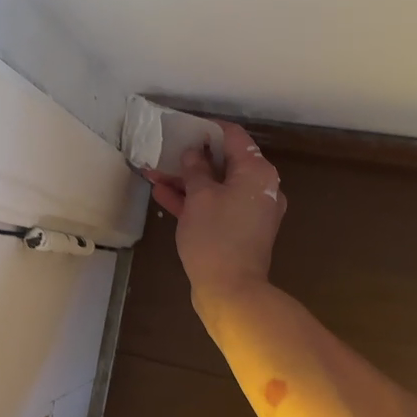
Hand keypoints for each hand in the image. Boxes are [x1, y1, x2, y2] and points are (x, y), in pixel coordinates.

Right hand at [142, 121, 285, 311]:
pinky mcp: (239, 231)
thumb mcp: (199, 198)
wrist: (230, 289)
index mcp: (257, 172)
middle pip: (225, 162)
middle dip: (193, 157)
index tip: (183, 127)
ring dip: (188, 181)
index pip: (233, 137)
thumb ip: (195, 170)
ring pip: (217, 187)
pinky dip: (194, 201)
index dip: (207, 129)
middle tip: (166, 151)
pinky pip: (216, 207)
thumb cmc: (215, 237)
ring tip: (156, 173)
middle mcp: (260, 187)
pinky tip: (163, 195)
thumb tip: (194, 154)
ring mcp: (250, 211)